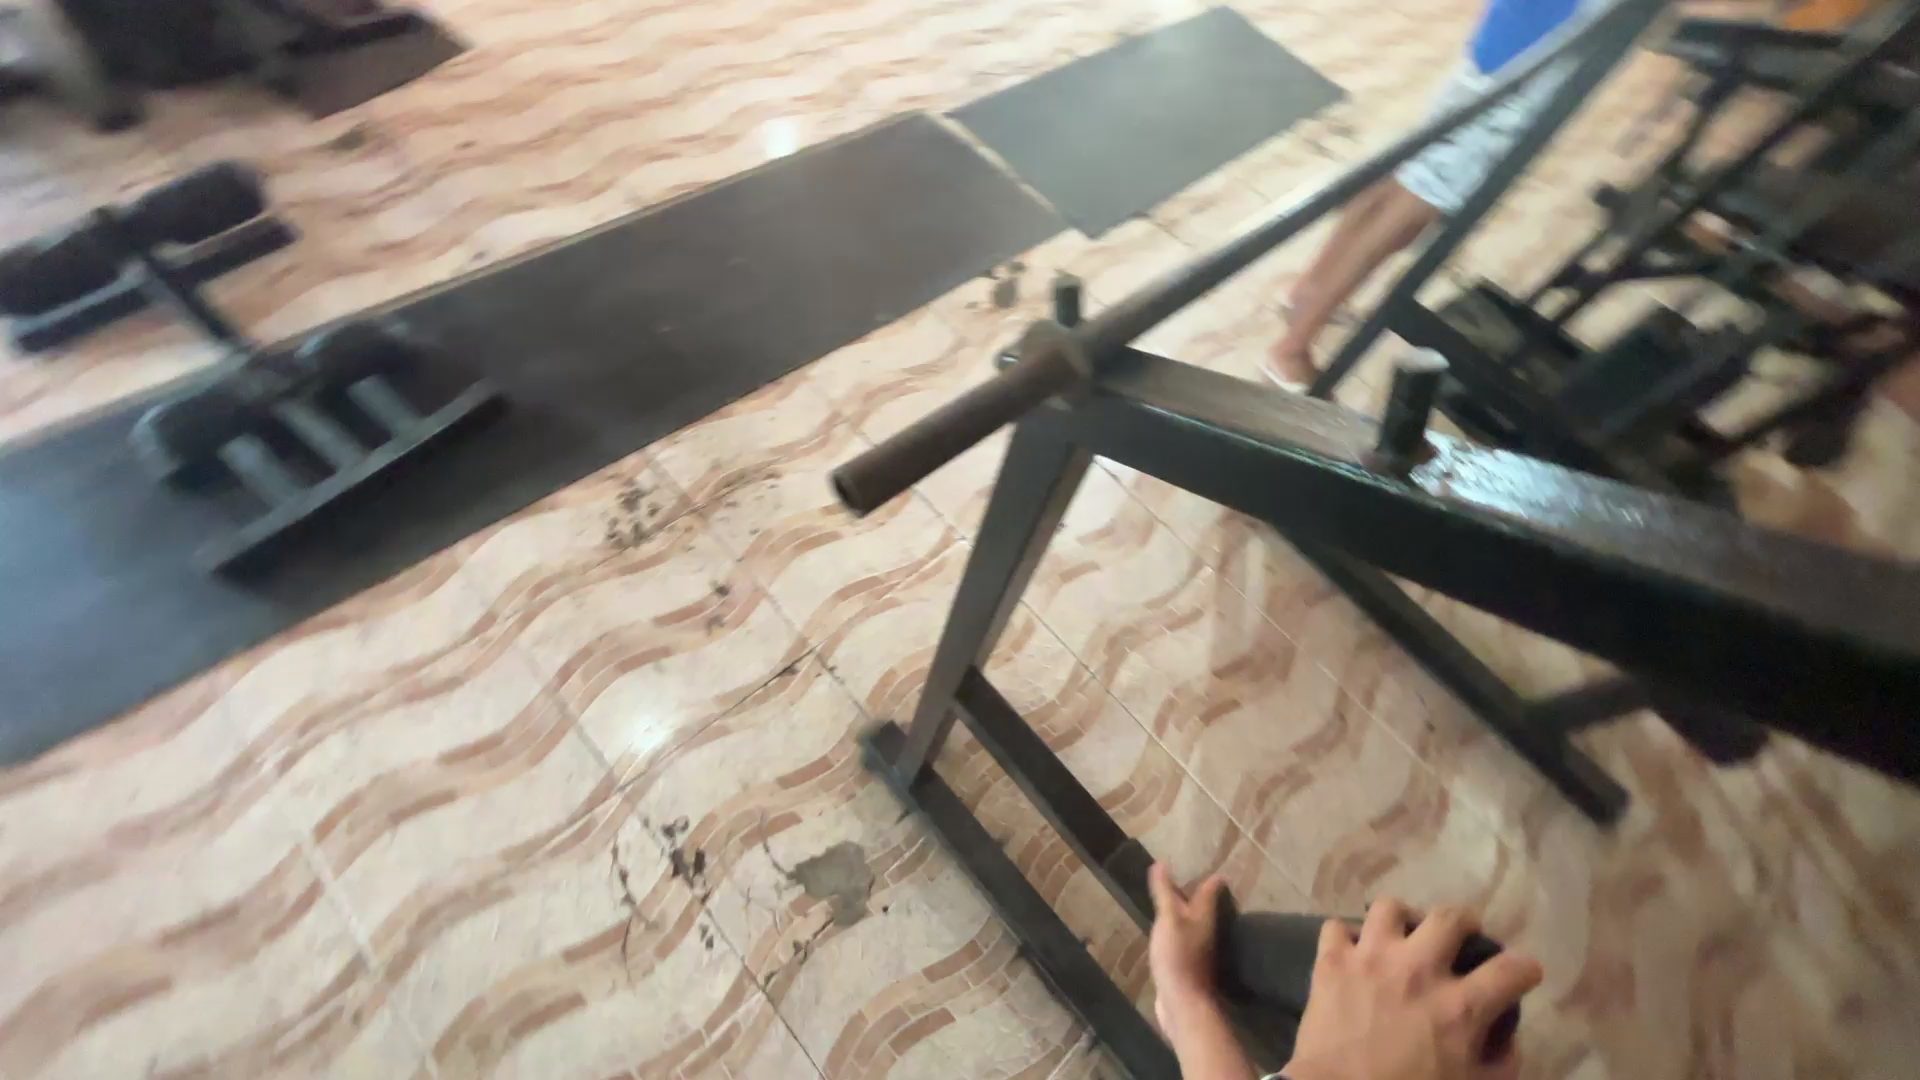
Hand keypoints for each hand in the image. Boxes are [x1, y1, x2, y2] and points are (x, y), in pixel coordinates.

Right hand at [1146, 862, 1226, 1032]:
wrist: (1182, 1003)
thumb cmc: (1178, 955)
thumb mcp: (1168, 918)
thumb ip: (1164, 891)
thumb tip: (1161, 862)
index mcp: (1205, 915)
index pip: (1212, 888)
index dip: (1212, 875)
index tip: (1213, 863)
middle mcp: (1205, 928)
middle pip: (1204, 905)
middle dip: (1198, 890)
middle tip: (1189, 873)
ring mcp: (1197, 947)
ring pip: (1193, 921)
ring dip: (1185, 909)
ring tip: (1173, 896)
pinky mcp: (1186, 962)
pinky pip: (1182, 936)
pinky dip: (1176, 926)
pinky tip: (1165, 927)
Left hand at [1285, 899, 1542, 1079]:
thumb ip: (1499, 1062)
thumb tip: (1506, 1034)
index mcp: (1459, 1008)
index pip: (1508, 972)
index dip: (1524, 968)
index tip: (1525, 969)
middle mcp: (1417, 969)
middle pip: (1449, 918)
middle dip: (1464, 922)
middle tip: (1463, 934)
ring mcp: (1370, 956)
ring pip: (1389, 908)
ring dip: (1402, 919)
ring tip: (1404, 933)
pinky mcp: (1331, 958)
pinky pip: (1336, 926)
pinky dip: (1347, 935)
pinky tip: (1353, 949)